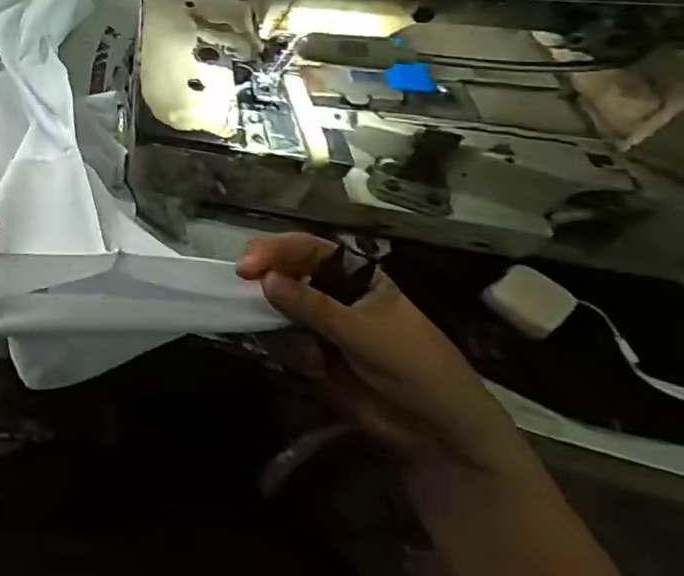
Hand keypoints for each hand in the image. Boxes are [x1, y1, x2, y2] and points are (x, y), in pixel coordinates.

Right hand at [237, 234, 533, 476]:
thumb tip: (265, 280)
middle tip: (243, 287)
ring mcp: (320, 324)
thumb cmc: (415, 367)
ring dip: (279, 324)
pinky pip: (283, 341)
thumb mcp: (366, 331)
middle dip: (265, 279)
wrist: (440, 434)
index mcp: (355, 274)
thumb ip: (314, 306)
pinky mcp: (313, 355)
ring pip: (277, 308)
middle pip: (285, 273)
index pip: (308, 249)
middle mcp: (333, 292)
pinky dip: (289, 352)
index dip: (275, 250)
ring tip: (307, 354)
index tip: (247, 265)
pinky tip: (314, 369)